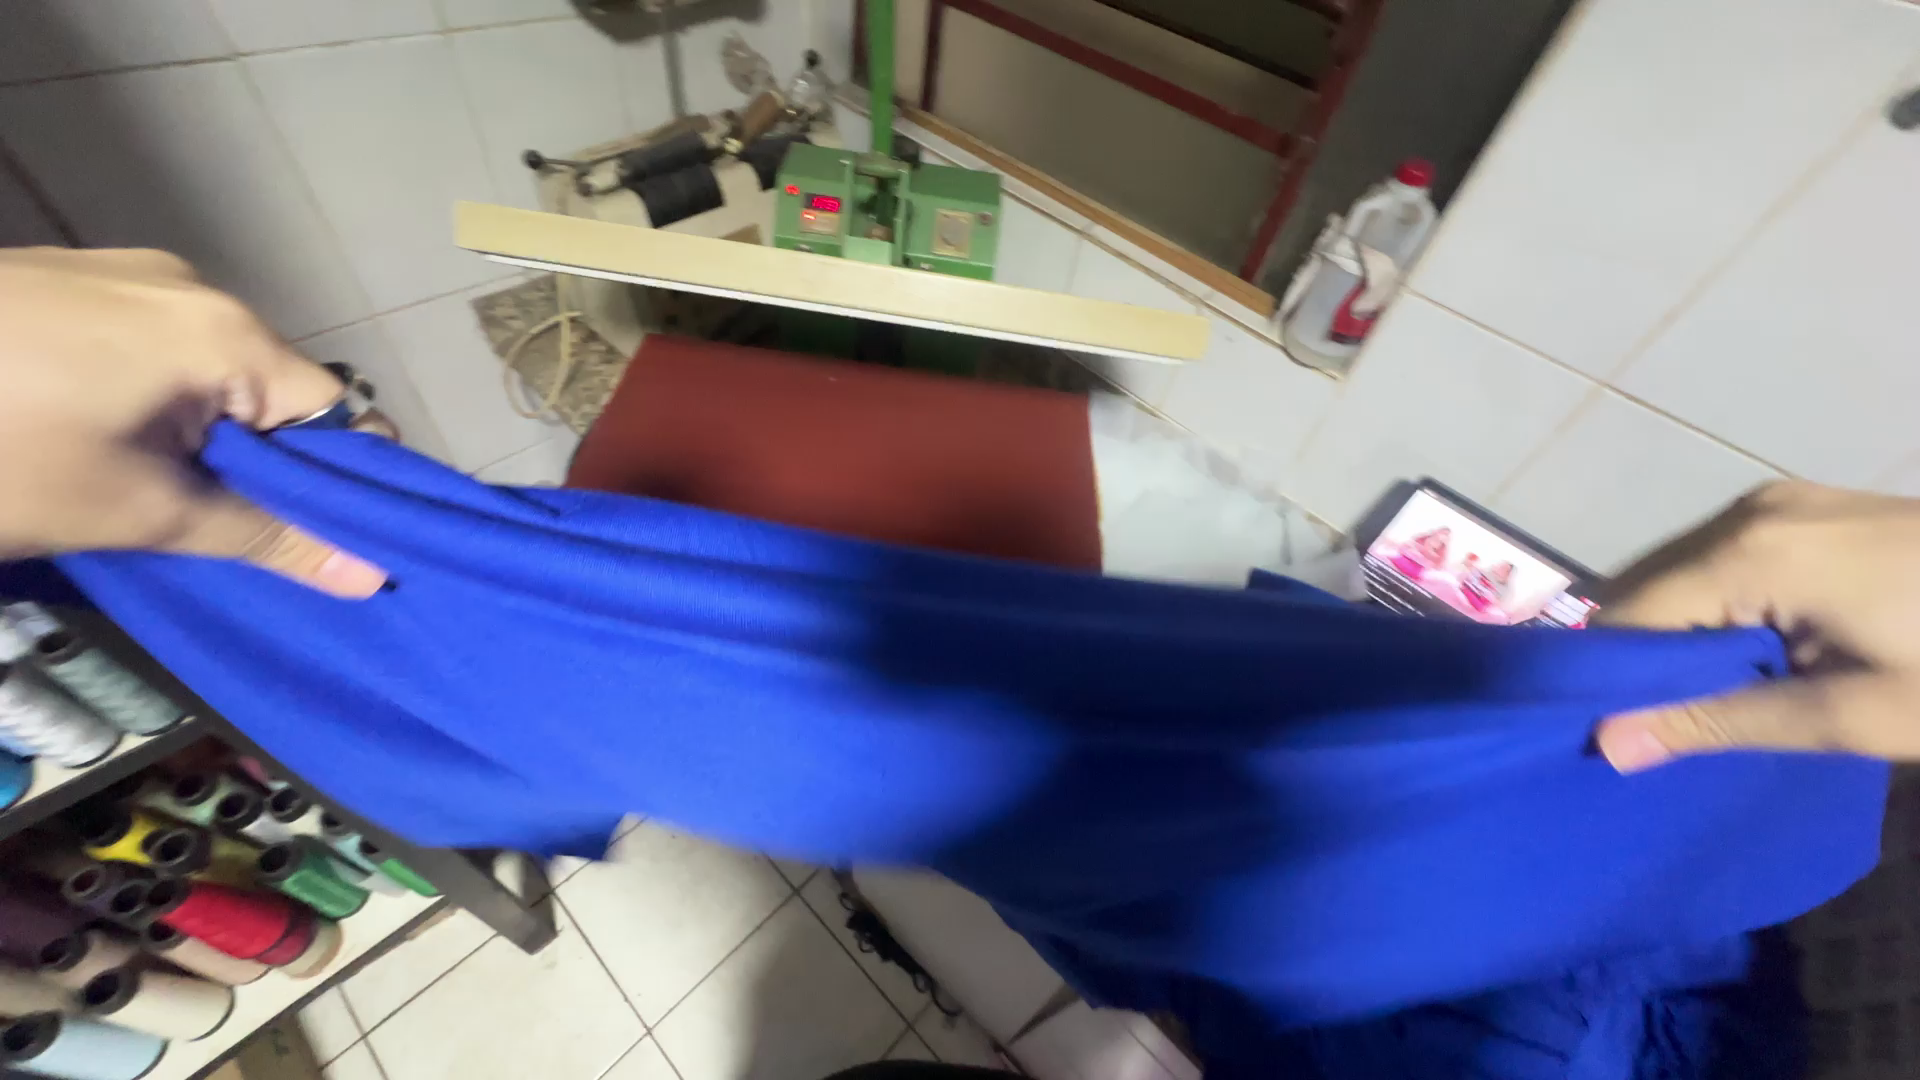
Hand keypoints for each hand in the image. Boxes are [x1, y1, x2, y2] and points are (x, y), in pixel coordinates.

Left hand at [0, 246, 385, 596]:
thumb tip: (371, 578)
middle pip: (282, 389)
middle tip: (221, 509)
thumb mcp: (135, 512)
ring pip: (223, 368)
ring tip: (152, 469)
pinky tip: (104, 423)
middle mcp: (193, 287)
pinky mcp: (70, 276)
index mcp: (226, 333)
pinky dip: (163, 393)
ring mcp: (125, 272)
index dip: (341, 477)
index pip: (340, 413)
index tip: (317, 526)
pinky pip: (162, 342)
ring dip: (213, 425)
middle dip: (271, 455)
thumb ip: (268, 536)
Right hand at [1595, 481, 1919, 768]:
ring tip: (1723, 681)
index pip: (1629, 616)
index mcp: (1751, 552)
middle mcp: (1743, 513)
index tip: (1613, 722)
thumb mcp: (1863, 714)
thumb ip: (1722, 721)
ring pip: (1679, 573)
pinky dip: (1716, 603)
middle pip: (1648, 590)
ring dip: (1682, 628)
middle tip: (1671, 713)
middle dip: (1648, 652)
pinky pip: (1719, 558)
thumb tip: (1609, 747)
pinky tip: (1756, 640)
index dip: (1612, 672)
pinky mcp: (1799, 508)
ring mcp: (1773, 503)